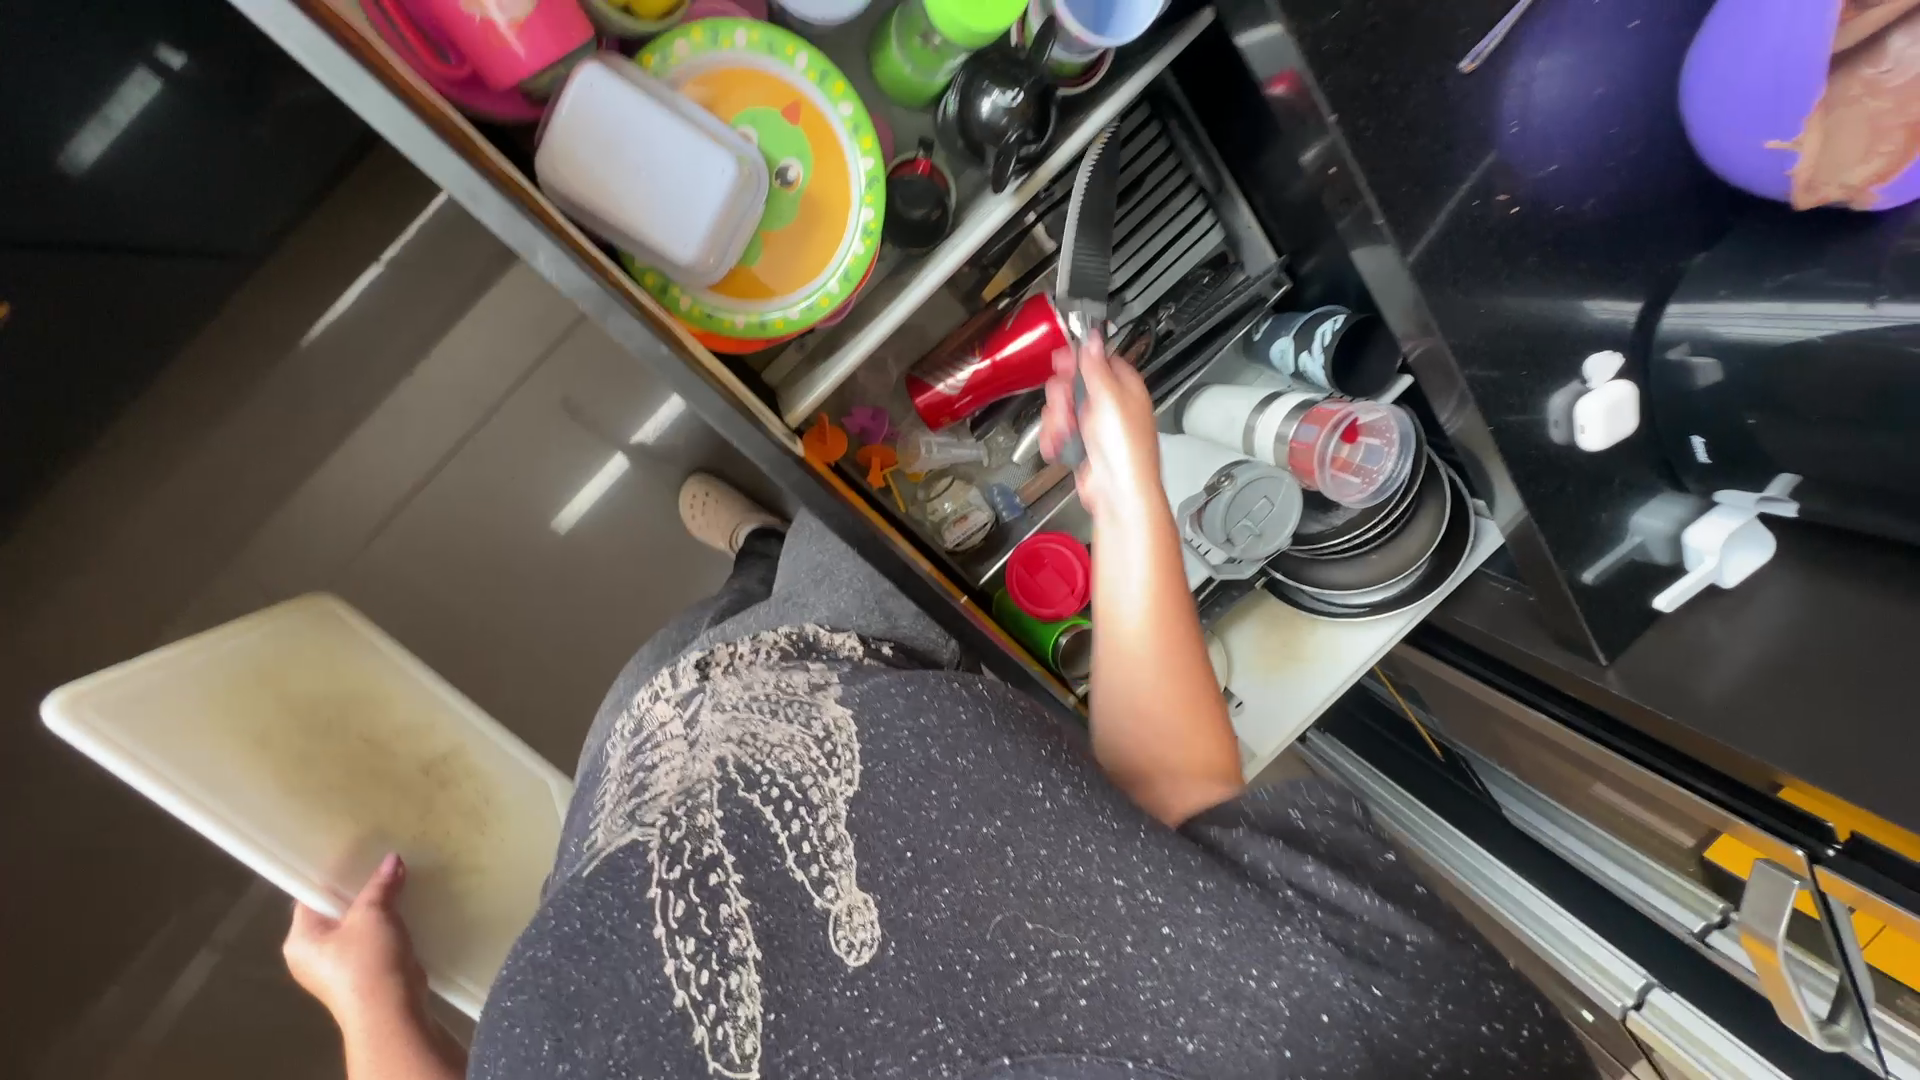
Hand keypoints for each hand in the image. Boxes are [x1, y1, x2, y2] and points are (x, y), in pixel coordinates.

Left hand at [284, 853, 426, 1029]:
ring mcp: (336, 964)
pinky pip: (369, 937)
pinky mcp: (361, 970)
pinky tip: (405, 908)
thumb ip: (380, 885)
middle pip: (334, 910)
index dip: (332, 876)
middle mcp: (311, 952)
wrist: (388, 1007)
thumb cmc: (366, 960)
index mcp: (300, 939)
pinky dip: (384, 923)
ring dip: (376, 906)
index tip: (358, 854)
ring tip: (399, 881)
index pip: (310, 898)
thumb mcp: (372, 915)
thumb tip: (392, 858)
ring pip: (355, 924)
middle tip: (383, 864)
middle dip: (360, 889)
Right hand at [1038, 333, 1162, 525]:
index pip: (1096, 361)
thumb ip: (1096, 366)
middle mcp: (1109, 405)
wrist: (1116, 490)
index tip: (1062, 363)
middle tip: (1066, 405)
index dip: (1077, 361)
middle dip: (1061, 397)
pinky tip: (1060, 445)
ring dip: (1056, 421)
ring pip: (1060, 410)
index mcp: (1123, 387)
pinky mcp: (1079, 446)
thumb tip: (1093, 337)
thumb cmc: (1125, 448)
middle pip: (1072, 385)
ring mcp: (1093, 427)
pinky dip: (1054, 440)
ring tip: (1065, 432)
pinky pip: (1057, 433)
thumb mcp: (1110, 396)